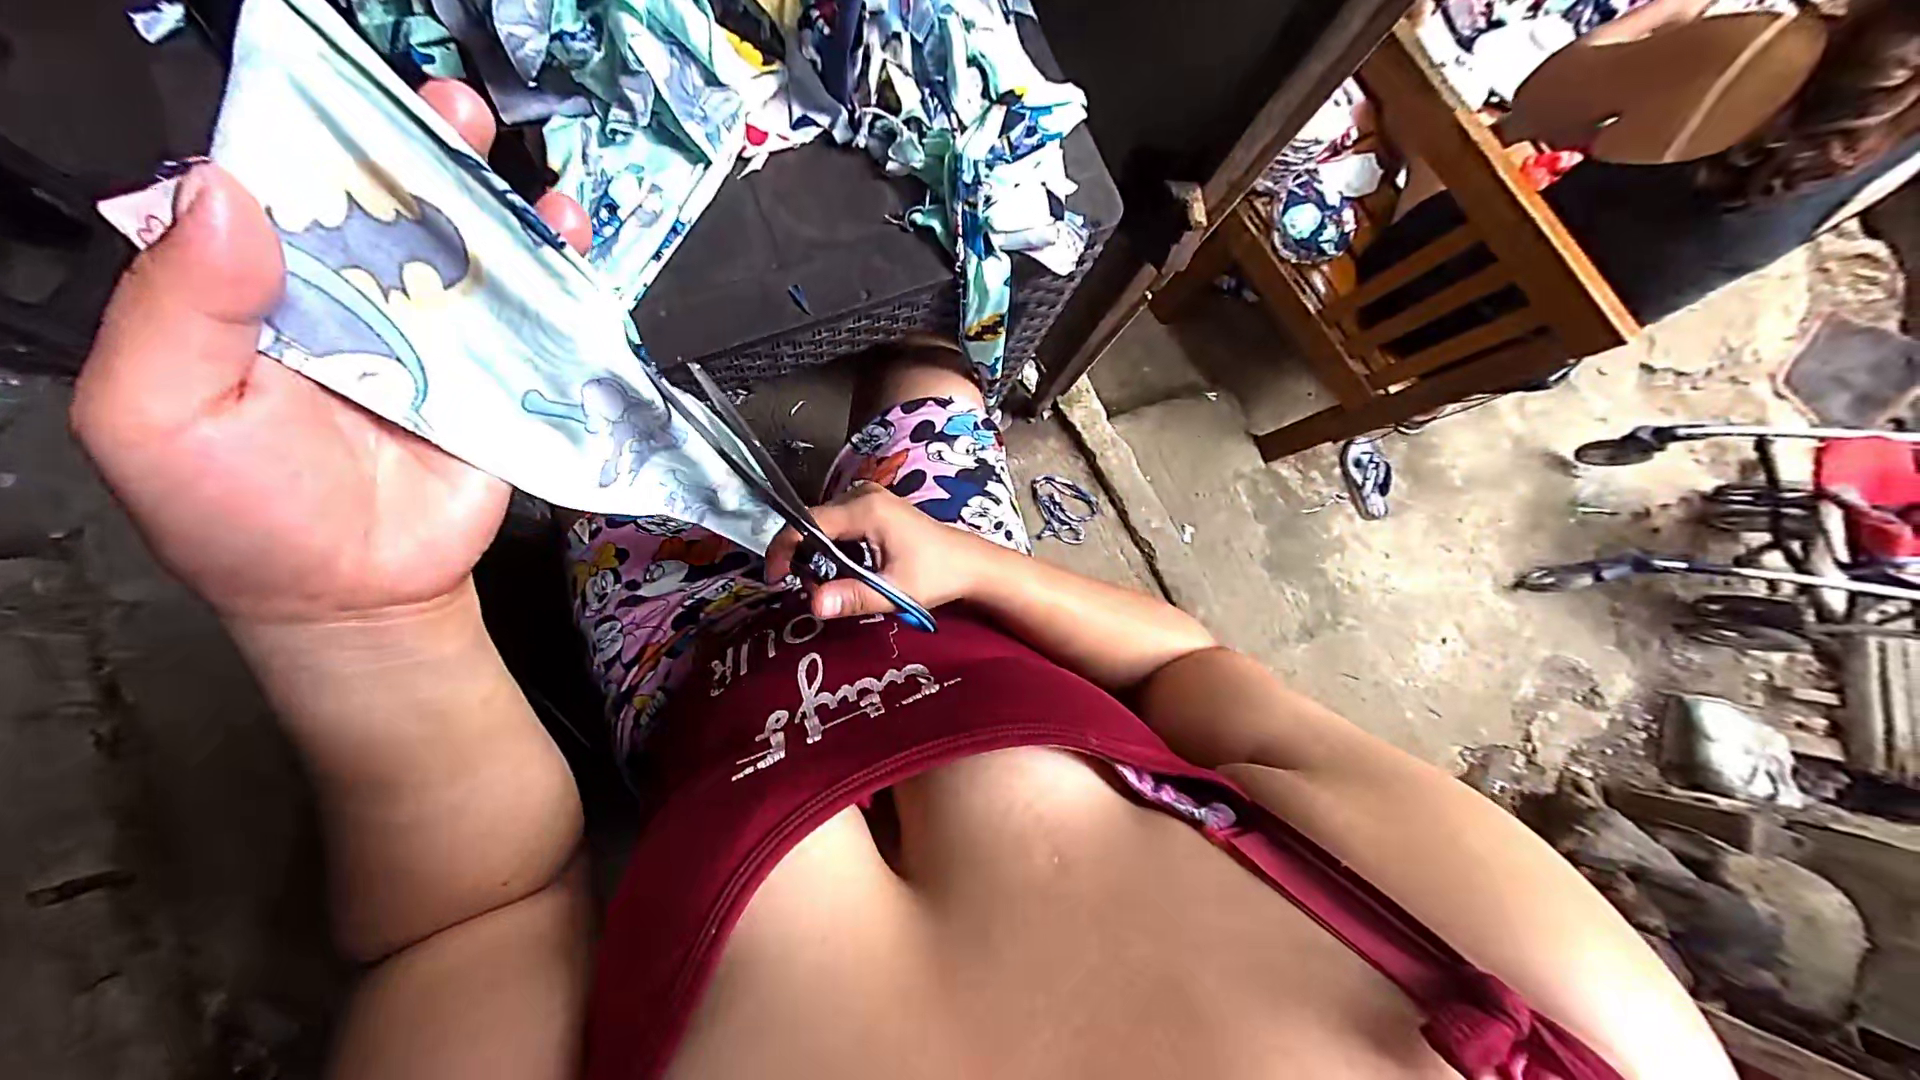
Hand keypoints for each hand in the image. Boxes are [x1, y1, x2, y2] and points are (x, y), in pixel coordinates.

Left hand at [72, 80, 589, 628]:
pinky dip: (564, 288)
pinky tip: (574, 248)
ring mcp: (449, 348)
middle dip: (431, 153)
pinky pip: (540, 329)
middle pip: (405, 213)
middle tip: (451, 109)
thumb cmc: (245, 515)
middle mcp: (371, 308)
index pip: (295, 193)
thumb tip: (222, 194)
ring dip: (509, 212)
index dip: (323, 135)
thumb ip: (182, 308)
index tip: (350, 91)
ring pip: (483, 263)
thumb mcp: (160, 410)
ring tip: (523, 170)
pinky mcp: (510, 388)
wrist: (363, 592)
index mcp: (277, 295)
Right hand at [763, 482, 1013, 619]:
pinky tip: (848, 571)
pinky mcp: (873, 506)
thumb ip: (854, 597)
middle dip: (803, 557)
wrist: (969, 563)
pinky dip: (834, 548)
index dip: (783, 550)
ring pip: (823, 524)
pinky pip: (838, 525)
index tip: (775, 579)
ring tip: (832, 584)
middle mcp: (863, 494)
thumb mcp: (896, 590)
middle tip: (813, 590)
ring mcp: (868, 497)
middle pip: (812, 522)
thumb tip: (814, 604)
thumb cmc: (937, 575)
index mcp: (866, 508)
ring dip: (818, 555)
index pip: (806, 523)